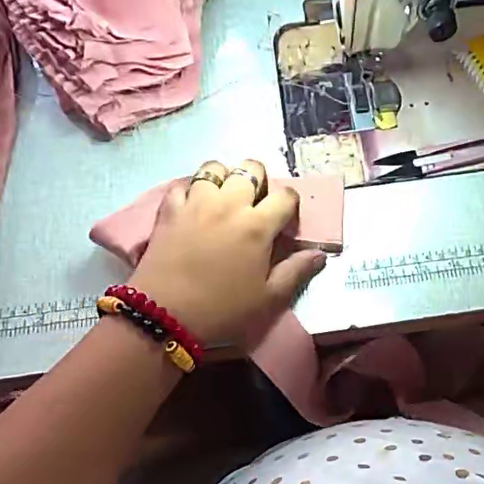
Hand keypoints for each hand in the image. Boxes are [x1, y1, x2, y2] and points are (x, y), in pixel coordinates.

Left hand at [127, 159, 326, 347]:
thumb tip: (320, 254)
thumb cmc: (222, 309)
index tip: (284, 220)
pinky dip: (191, 189)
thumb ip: (296, 272)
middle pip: (251, 169)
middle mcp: (229, 204)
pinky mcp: (169, 209)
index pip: (285, 195)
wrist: (164, 315)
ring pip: (215, 168)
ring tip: (224, 198)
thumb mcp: (268, 298)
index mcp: (258, 225)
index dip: (290, 204)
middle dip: (259, 181)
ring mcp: (196, 202)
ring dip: (224, 178)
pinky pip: (182, 184)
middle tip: (255, 204)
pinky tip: (194, 205)